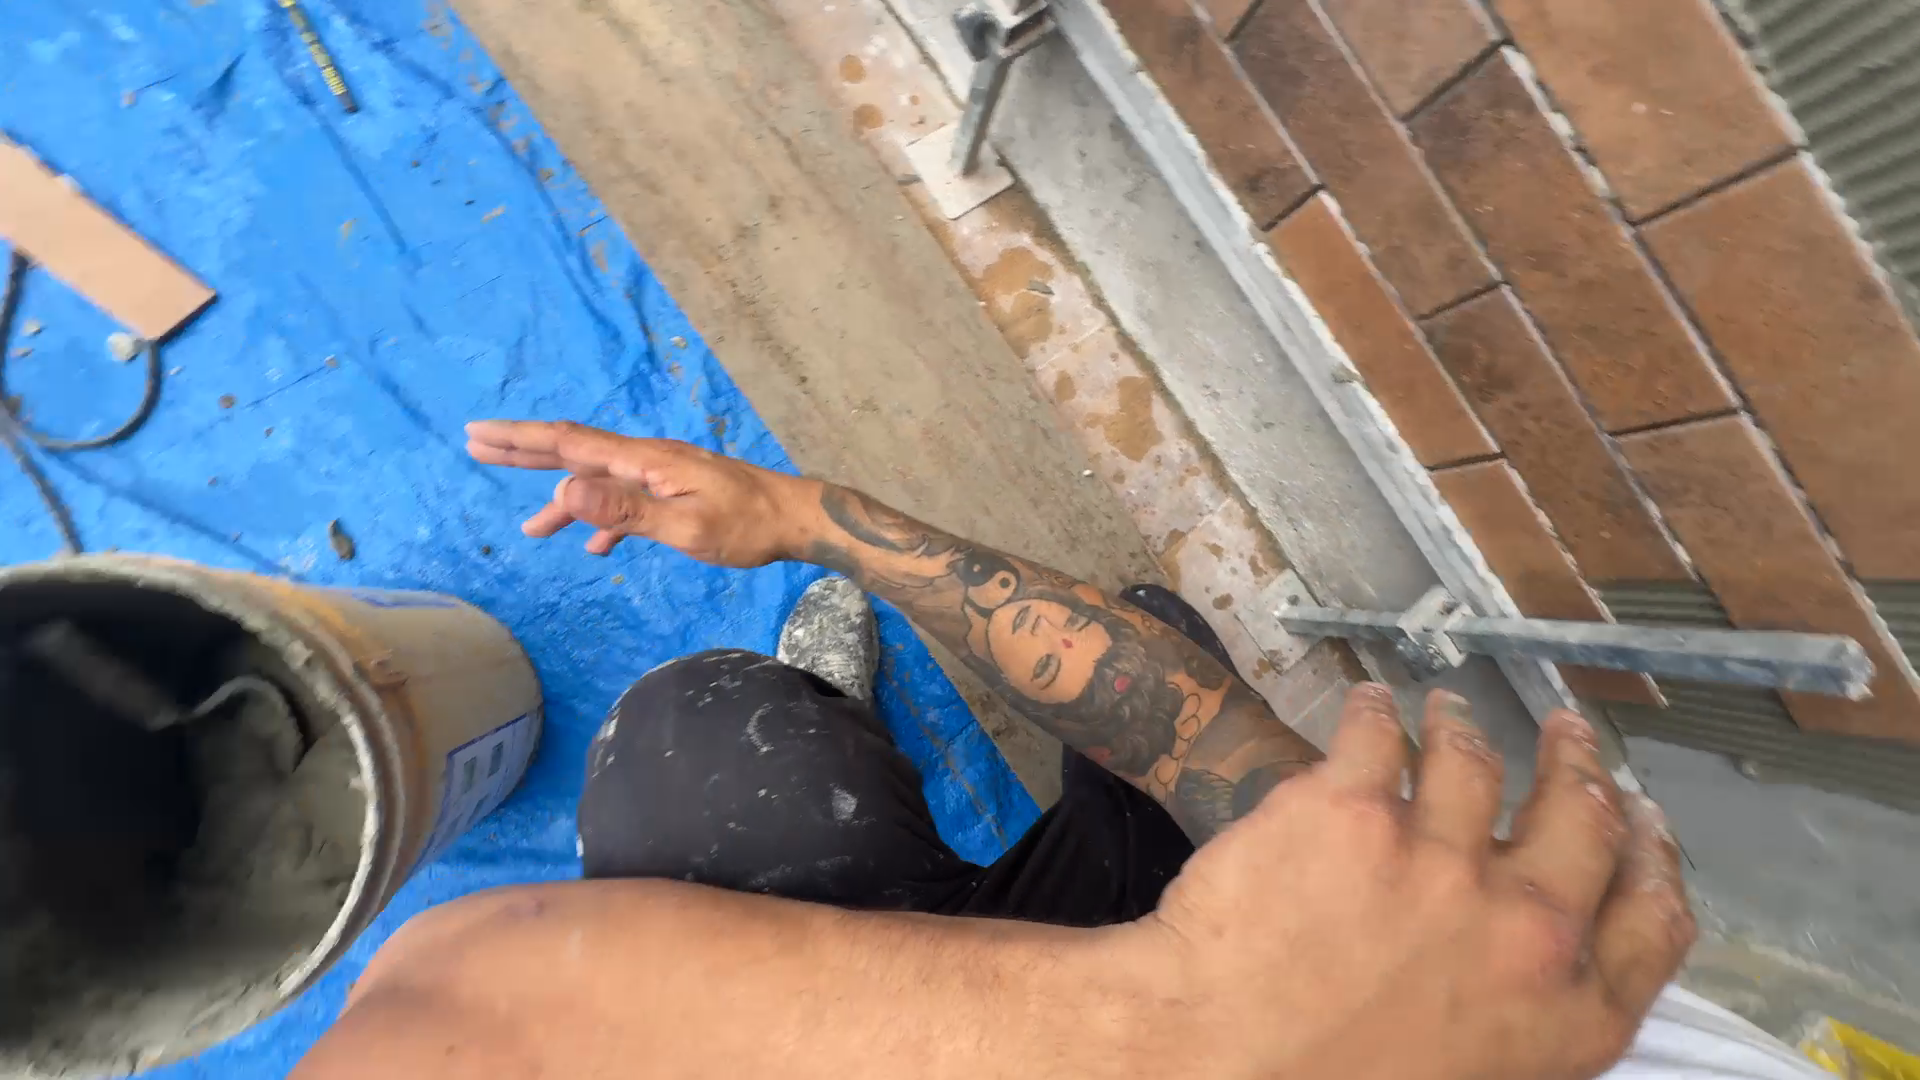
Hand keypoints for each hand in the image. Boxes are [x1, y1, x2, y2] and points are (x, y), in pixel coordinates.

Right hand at [465, 420, 818, 566]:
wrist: (796, 520)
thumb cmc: (746, 526)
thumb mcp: (684, 526)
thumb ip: (625, 511)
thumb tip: (563, 491)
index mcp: (647, 461)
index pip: (572, 443)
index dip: (522, 439)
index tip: (477, 433)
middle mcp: (651, 460)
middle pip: (579, 452)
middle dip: (528, 453)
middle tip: (477, 447)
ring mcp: (666, 476)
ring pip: (603, 484)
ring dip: (566, 503)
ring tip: (531, 529)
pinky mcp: (680, 493)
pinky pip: (631, 503)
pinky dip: (607, 522)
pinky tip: (597, 547)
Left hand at [1130, 686, 1692, 1079]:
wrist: (1223, 1059)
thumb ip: (1507, 1022)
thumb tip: (1502, 972)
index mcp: (1565, 1012)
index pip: (1646, 919)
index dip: (1651, 856)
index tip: (1641, 814)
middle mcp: (1518, 925)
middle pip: (1575, 821)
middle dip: (1577, 766)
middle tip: (1566, 730)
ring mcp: (1430, 854)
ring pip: (1470, 763)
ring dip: (1464, 727)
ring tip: (1451, 706)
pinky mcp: (1345, 807)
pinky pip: (1372, 735)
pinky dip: (1374, 710)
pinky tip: (1368, 698)